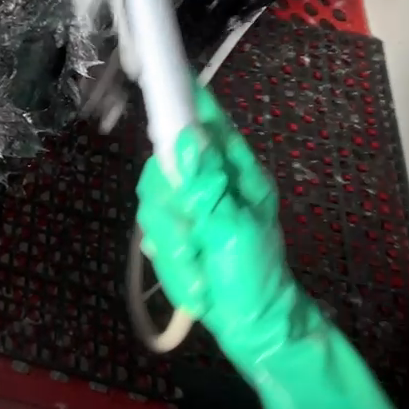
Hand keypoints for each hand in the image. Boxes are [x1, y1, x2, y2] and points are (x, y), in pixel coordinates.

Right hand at [135, 91, 304, 361]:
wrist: (255, 333)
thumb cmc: (257, 277)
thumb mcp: (234, 230)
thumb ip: (205, 185)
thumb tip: (184, 137)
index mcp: (234, 169)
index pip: (204, 118)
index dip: (181, 94)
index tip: (157, 75)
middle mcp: (207, 179)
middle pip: (162, 165)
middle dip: (170, 210)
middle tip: (190, 239)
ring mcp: (189, 206)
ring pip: (152, 204)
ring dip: (174, 247)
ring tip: (199, 277)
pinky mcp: (174, 232)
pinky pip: (152, 234)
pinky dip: (171, 264)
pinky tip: (194, 284)